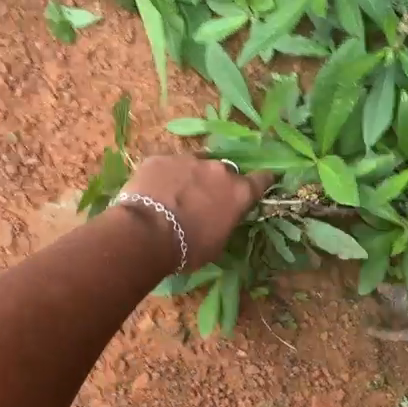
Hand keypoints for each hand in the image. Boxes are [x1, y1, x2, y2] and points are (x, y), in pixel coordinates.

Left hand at [116, 155, 273, 271]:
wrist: (146, 234)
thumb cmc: (188, 248)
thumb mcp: (217, 243)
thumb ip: (225, 222)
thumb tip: (221, 218)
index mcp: (238, 192)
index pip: (261, 179)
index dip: (261, 181)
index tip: (261, 182)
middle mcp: (218, 169)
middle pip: (224, 172)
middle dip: (217, 183)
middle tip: (204, 201)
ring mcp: (188, 159)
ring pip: (194, 166)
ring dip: (190, 178)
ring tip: (175, 197)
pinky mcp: (160, 158)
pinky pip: (167, 166)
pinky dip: (164, 177)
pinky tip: (154, 193)